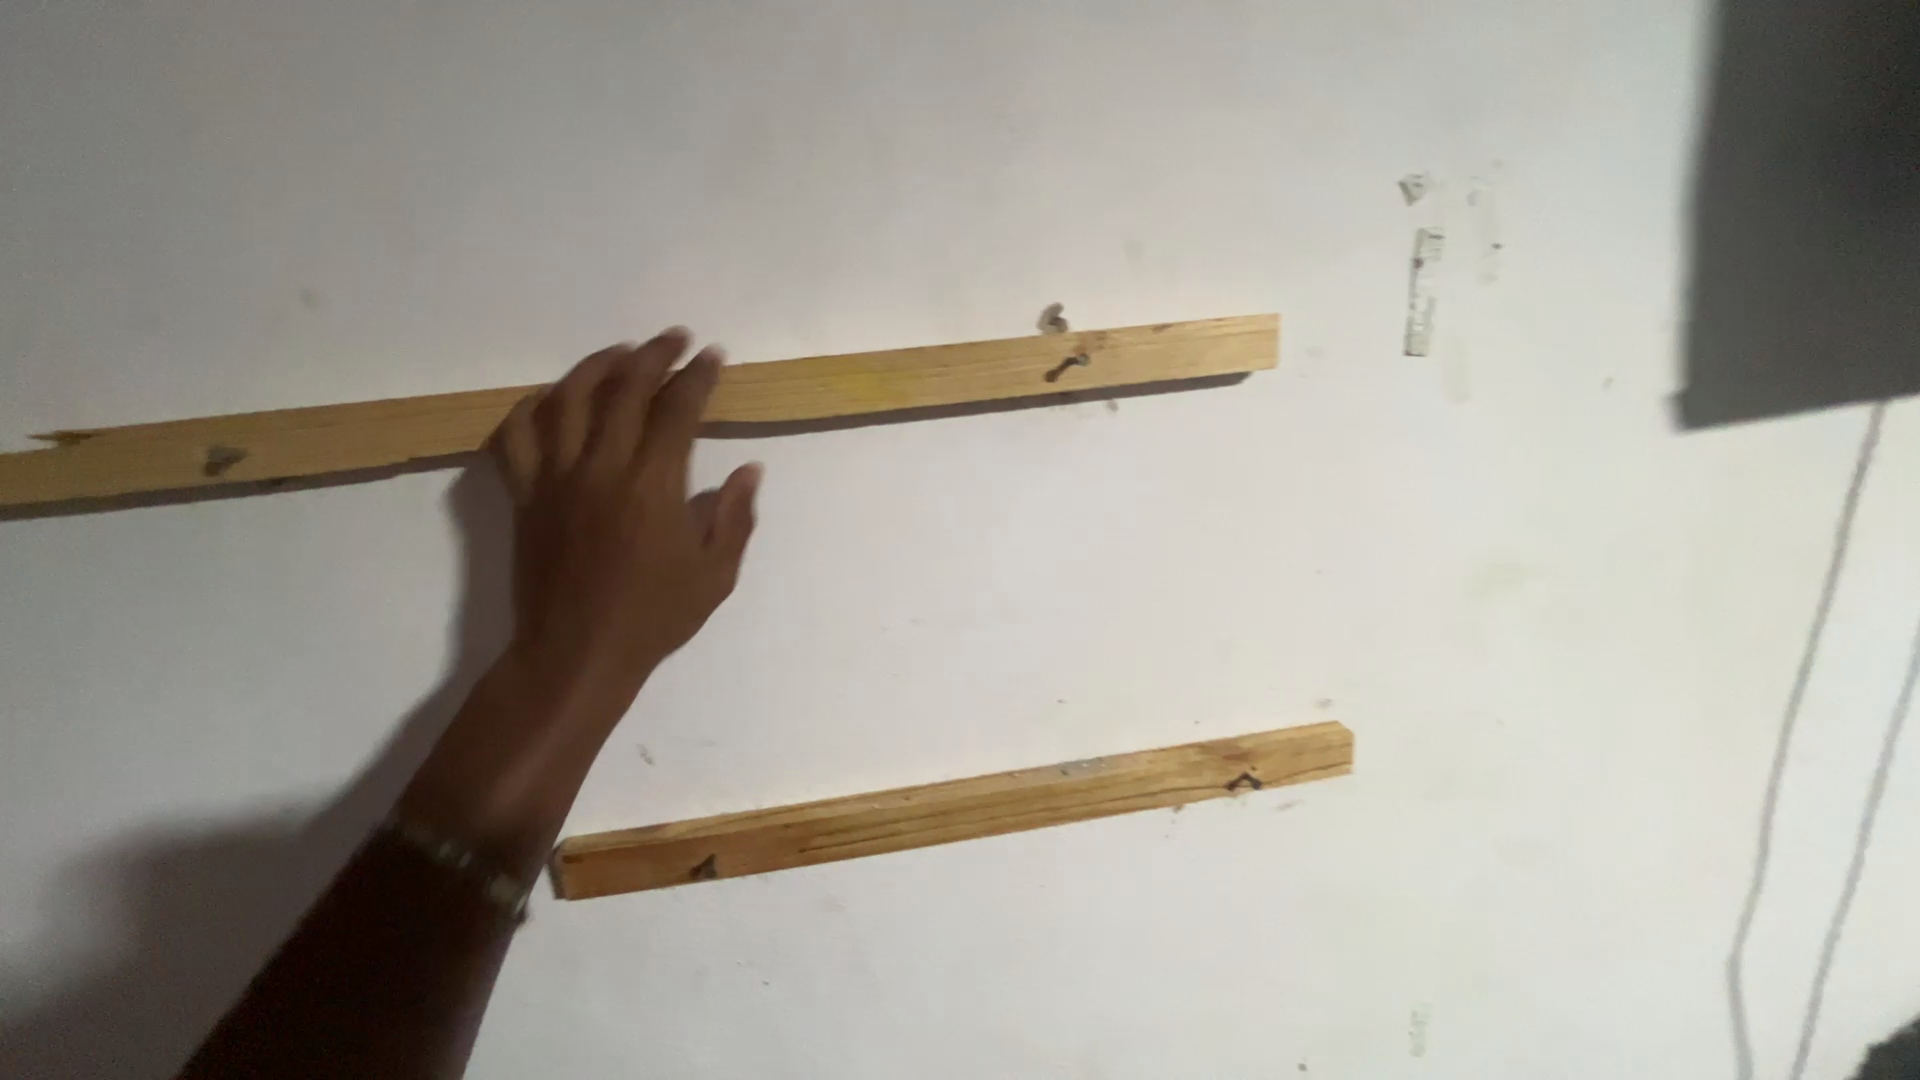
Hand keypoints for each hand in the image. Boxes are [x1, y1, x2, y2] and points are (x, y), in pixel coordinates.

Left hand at [491, 327, 761, 707]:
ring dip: (598, 366)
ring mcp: (555, 478)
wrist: (577, 653)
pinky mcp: (524, 495)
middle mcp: (601, 468)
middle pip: (624, 389)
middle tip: (675, 339)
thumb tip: (749, 470)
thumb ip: (735, 518)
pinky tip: (553, 399)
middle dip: (654, 355)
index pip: (678, 410)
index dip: (698, 376)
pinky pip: (515, 435)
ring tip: (621, 354)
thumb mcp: (715, 575)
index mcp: (653, 486)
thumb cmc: (654, 617)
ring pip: (568, 399)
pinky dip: (533, 407)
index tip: (712, 357)